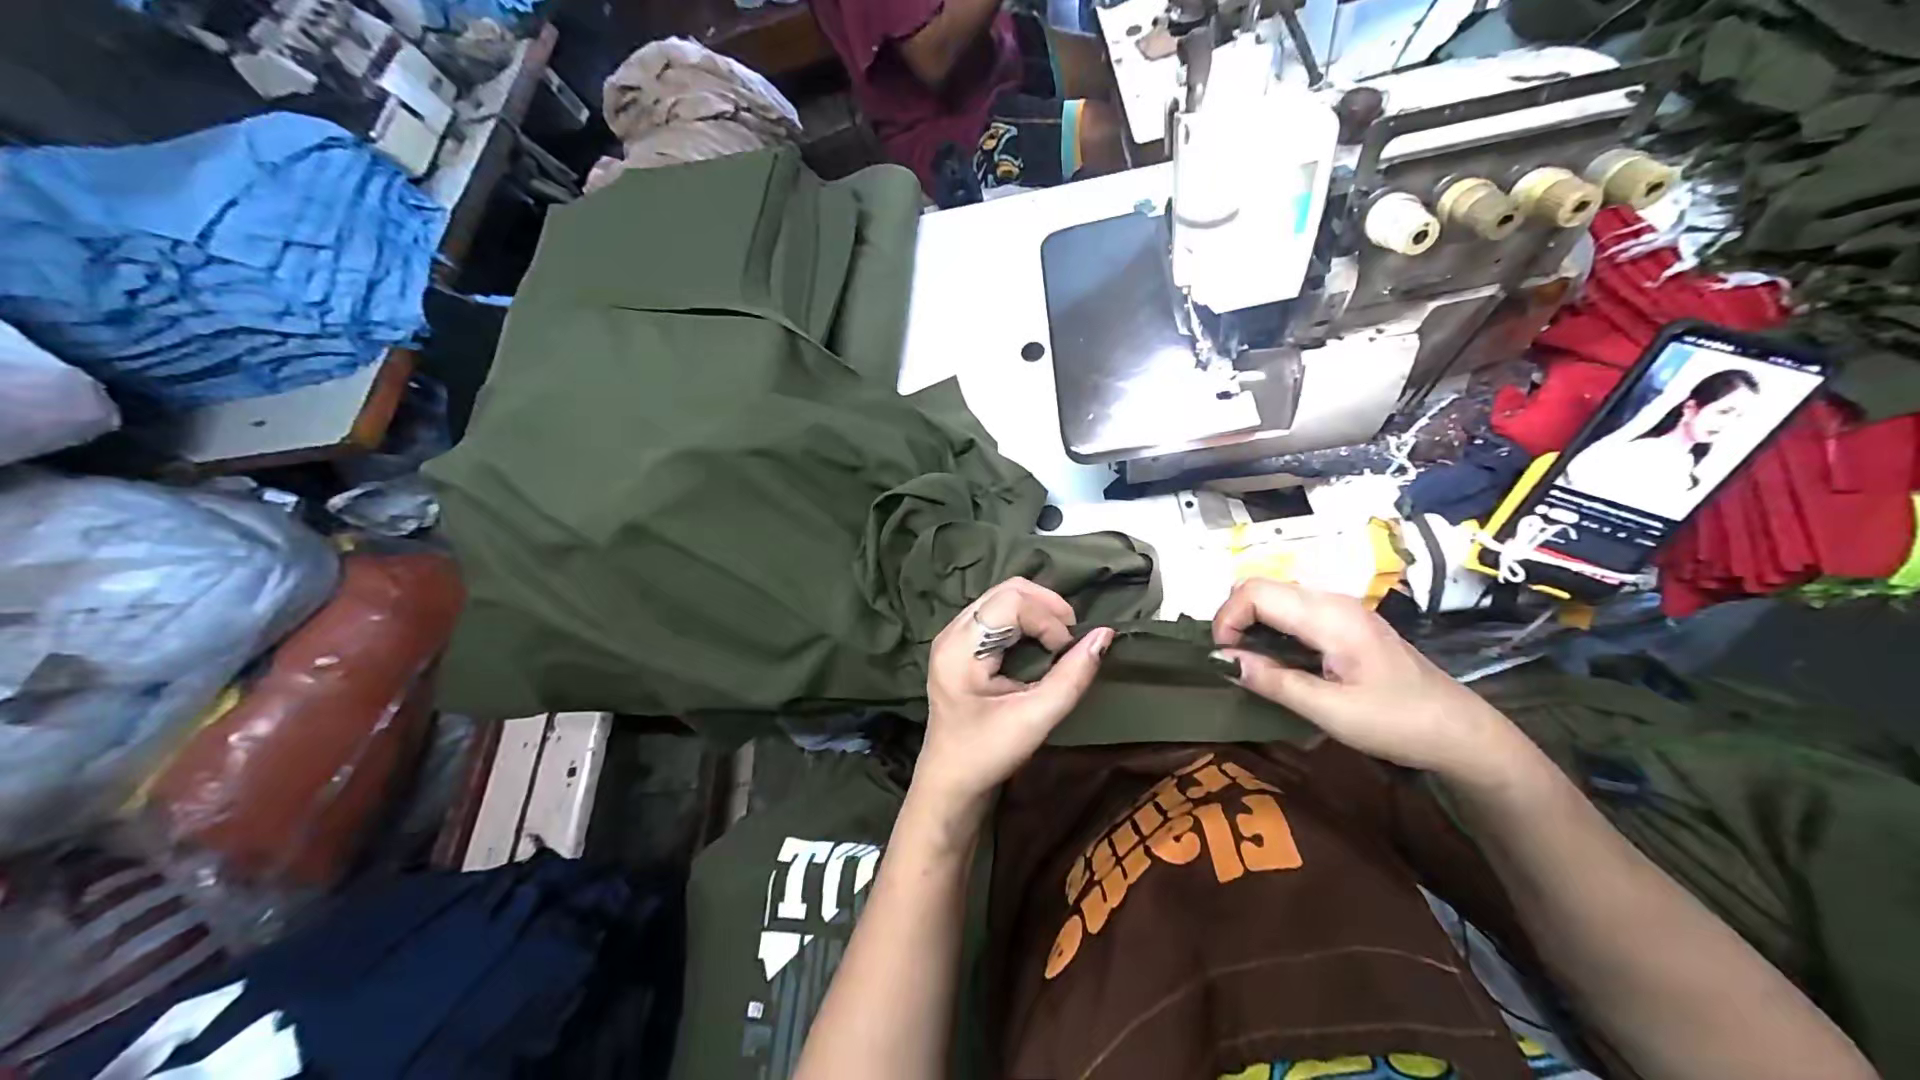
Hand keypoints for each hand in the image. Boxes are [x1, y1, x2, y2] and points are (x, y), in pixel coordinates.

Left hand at [918, 577, 1113, 810]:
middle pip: (1006, 590)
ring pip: (1002, 596)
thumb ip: (1071, 677)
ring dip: (1038, 610)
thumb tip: (1105, 635)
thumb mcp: (1035, 719)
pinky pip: (997, 612)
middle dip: (1046, 605)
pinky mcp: (961, 644)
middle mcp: (952, 632)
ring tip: (1059, 639)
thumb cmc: (987, 753)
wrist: (950, 781)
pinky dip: (1026, 618)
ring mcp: (953, 635)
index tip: (1065, 651)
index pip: (1011, 602)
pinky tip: (1040, 642)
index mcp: (960, 648)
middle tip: (1070, 637)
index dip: (1047, 618)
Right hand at [1210, 579, 1520, 783]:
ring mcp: (1341, 610)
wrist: (1461, 732)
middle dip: (1234, 618)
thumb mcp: (1330, 711)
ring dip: (1251, 623)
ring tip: (1248, 662)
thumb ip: (1274, 681)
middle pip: (1262, 588)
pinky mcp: (1345, 622)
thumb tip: (1223, 660)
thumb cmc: (1398, 722)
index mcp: (1329, 617)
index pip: (1255, 592)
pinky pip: (1293, 611)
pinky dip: (1271, 627)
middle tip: (1230, 660)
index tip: (1223, 657)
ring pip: (1276, 597)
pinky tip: (1276, 659)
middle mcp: (1333, 602)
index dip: (1227, 618)